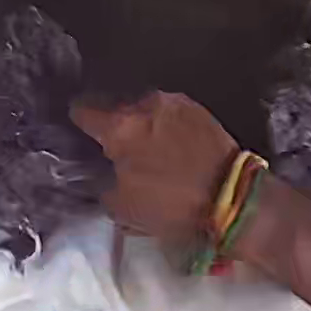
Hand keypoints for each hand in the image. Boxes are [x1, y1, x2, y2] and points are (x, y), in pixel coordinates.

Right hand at [70, 92, 238, 244]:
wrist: (233, 200)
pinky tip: (169, 143)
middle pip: (114, 107)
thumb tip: (102, 172)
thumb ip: (103, 182)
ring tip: (147, 147)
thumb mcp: (123, 207)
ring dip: (140, 123)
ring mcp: (173, 103)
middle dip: (112, 125)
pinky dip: (163, 123)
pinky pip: (168, 111)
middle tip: (116, 147)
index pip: (83, 110)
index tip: (79, 128)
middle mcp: (144, 106)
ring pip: (143, 108)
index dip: (78, 121)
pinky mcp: (197, 108)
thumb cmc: (174, 205)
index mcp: (120, 128)